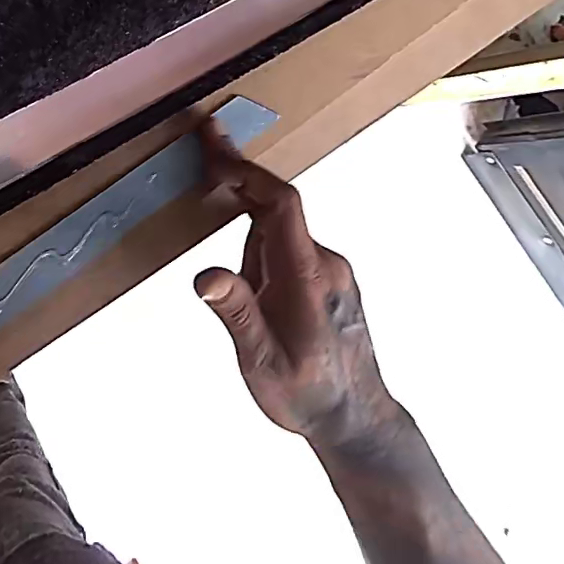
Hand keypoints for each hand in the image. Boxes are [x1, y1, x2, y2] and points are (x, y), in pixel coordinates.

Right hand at [194, 120, 400, 451]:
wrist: (357, 419)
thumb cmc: (309, 394)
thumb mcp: (263, 364)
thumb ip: (237, 315)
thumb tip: (206, 276)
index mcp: (308, 275)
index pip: (281, 203)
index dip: (247, 169)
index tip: (216, 144)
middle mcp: (323, 262)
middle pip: (278, 206)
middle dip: (239, 181)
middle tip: (207, 154)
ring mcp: (328, 268)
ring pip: (280, 227)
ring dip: (248, 222)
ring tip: (234, 264)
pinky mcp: (326, 277)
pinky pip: (288, 243)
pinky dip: (261, 238)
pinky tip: (253, 280)